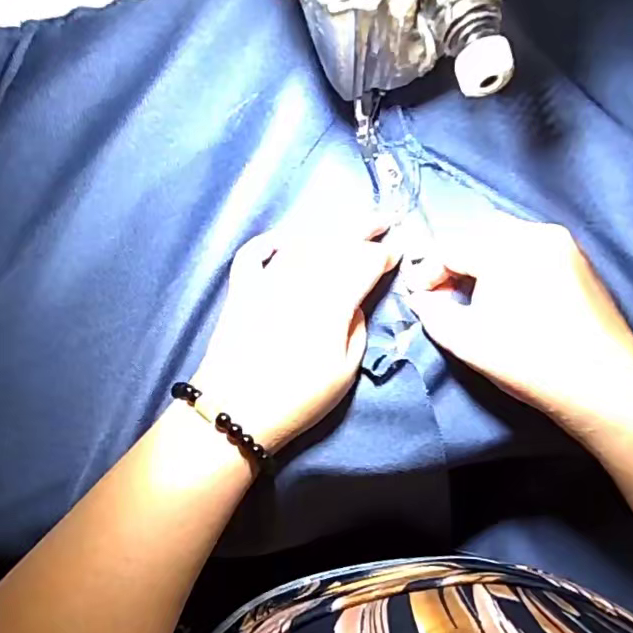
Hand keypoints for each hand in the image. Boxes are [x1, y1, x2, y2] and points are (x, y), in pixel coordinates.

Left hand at [188, 217, 398, 451]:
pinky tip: (284, 240)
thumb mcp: (345, 371)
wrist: (236, 411)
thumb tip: (353, 305)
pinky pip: (253, 252)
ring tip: (345, 233)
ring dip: (328, 233)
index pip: (366, 261)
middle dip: (364, 227)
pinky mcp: (241, 289)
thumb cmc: (298, 398)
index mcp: (333, 299)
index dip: (385, 253)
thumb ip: (356, 329)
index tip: (397, 251)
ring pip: (303, 242)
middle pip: (337, 242)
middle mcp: (301, 278)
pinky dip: (270, 241)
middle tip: (383, 220)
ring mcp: (267, 280)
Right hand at [406, 214, 632, 440]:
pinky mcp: (579, 262)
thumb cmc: (529, 360)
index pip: (450, 246)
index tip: (419, 300)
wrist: (604, 383)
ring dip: (482, 263)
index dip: (427, 272)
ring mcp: (563, 244)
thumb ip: (433, 313)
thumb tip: (422, 299)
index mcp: (507, 247)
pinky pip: (532, 251)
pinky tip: (509, 298)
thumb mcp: (467, 341)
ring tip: (474, 298)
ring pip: (507, 240)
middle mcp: (537, 232)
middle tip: (442, 296)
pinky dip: (510, 266)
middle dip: (454, 263)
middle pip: (479, 235)